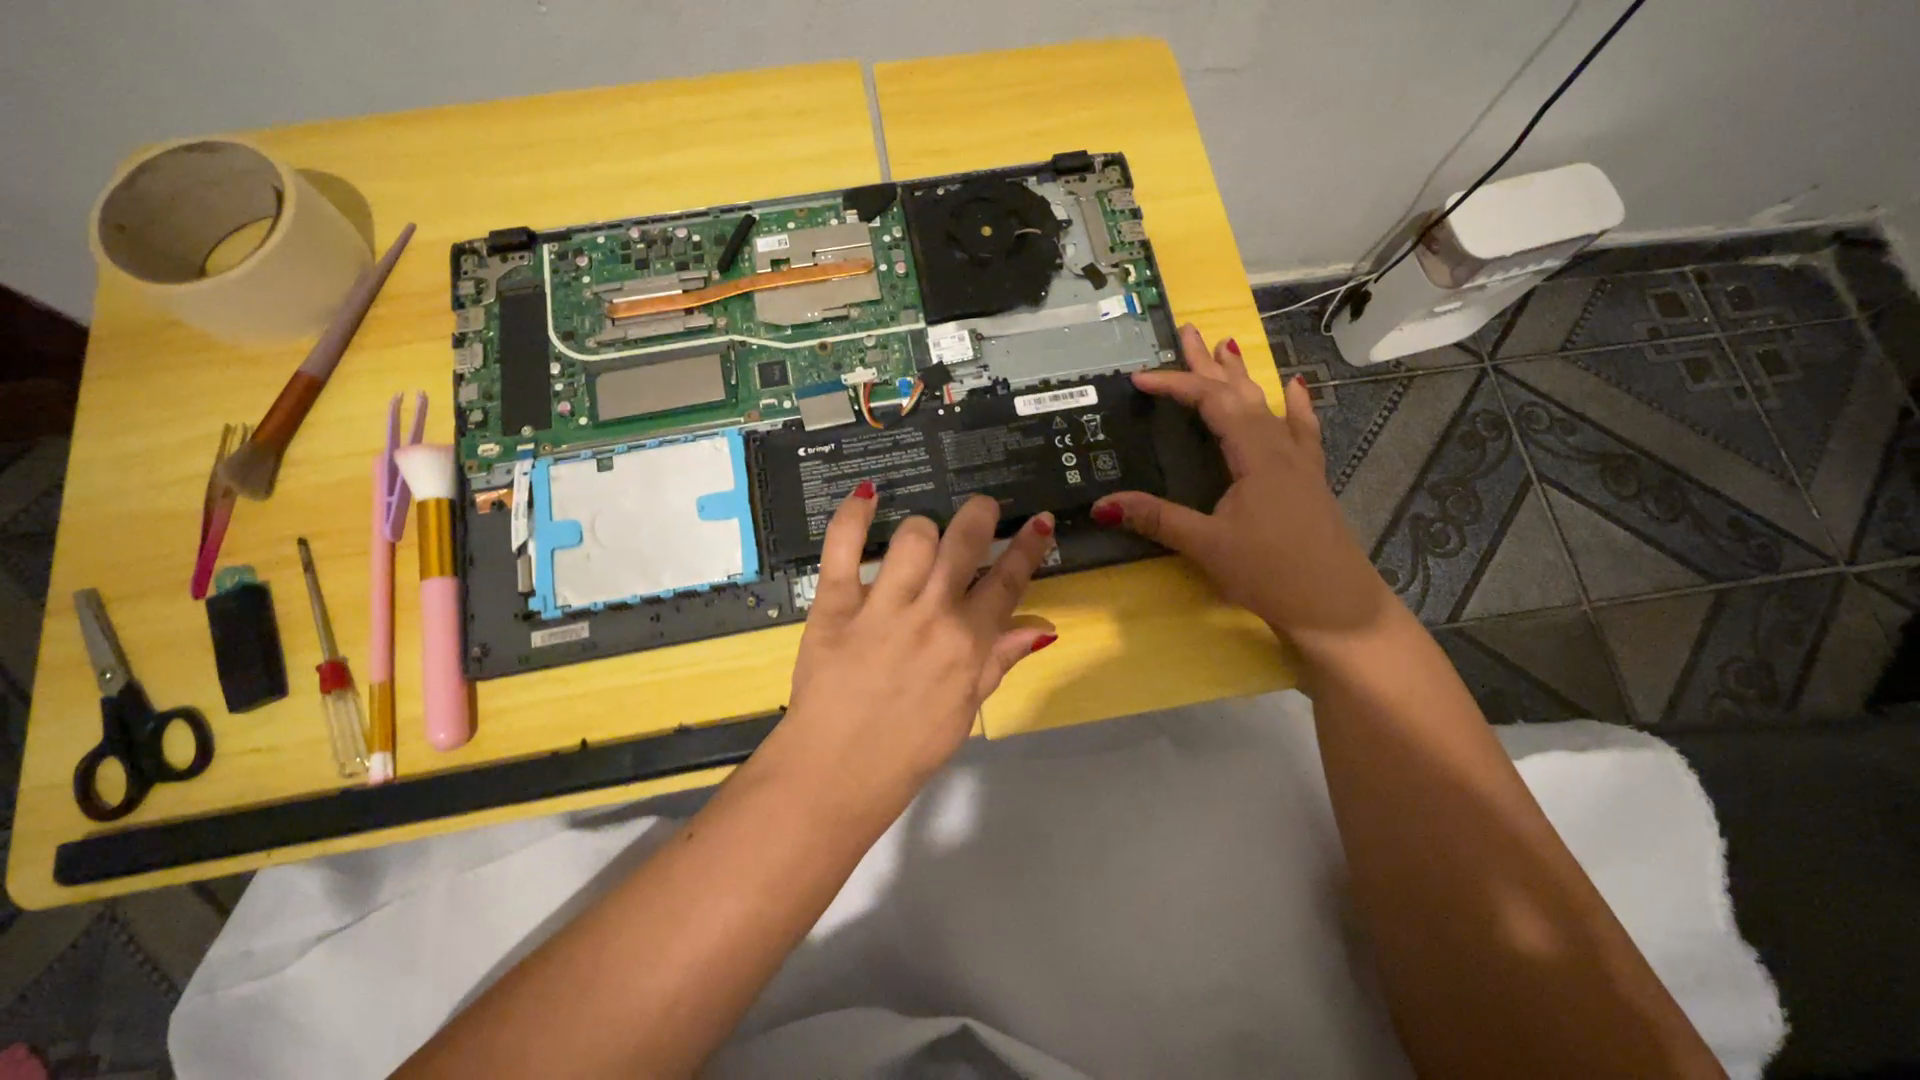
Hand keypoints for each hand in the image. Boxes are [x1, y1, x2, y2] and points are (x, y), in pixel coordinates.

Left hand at [782, 487, 1057, 792]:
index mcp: (968, 643)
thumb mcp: (966, 710)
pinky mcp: (835, 604)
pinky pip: (843, 548)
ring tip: (922, 538)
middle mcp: (932, 614)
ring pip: (914, 537)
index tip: (1040, 521)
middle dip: (980, 514)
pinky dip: (853, 515)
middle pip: (965, 543)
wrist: (839, 770)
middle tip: (982, 507)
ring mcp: (883, 606)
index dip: (1027, 548)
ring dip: (924, 529)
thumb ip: (999, 661)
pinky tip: (867, 494)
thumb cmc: (908, 749)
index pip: (1007, 582)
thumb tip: (1041, 629)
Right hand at [1092, 325, 1394, 649]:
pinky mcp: (1310, 480)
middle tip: (1189, 332)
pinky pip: (1301, 430)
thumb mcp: (1207, 546)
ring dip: (1243, 377)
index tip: (1139, 378)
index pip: (1212, 402)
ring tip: (1228, 347)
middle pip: (1241, 393)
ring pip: (1267, 406)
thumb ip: (1157, 519)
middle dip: (1210, 364)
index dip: (1175, 385)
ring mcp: (1299, 462)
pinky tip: (1295, 388)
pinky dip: (1294, 406)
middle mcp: (1279, 448)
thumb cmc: (1271, 574)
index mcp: (1255, 455)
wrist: (1336, 608)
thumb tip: (1102, 503)